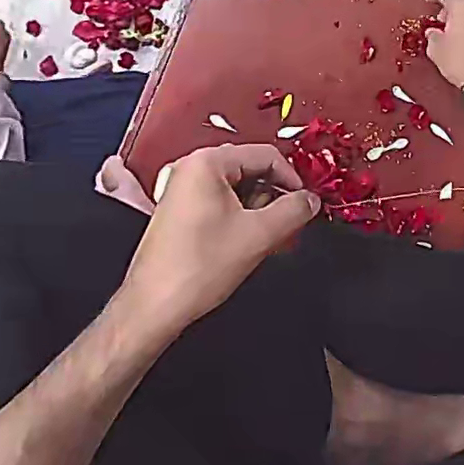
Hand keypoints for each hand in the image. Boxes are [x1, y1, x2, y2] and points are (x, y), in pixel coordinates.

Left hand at [114, 145, 320, 336]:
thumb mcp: (259, 235)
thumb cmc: (201, 266)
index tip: (305, 205)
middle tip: (285, 225)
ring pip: (237, 187)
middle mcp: (191, 166)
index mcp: (208, 161)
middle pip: (251, 169)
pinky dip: (239, 216)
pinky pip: (220, 200)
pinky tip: (244, 241)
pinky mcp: (178, 209)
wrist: (151, 309)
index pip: (266, 155)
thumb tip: (312, 199)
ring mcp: (181, 188)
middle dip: (273, 196)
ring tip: (265, 237)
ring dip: (257, 208)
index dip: (292, 179)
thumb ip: (294, 210)